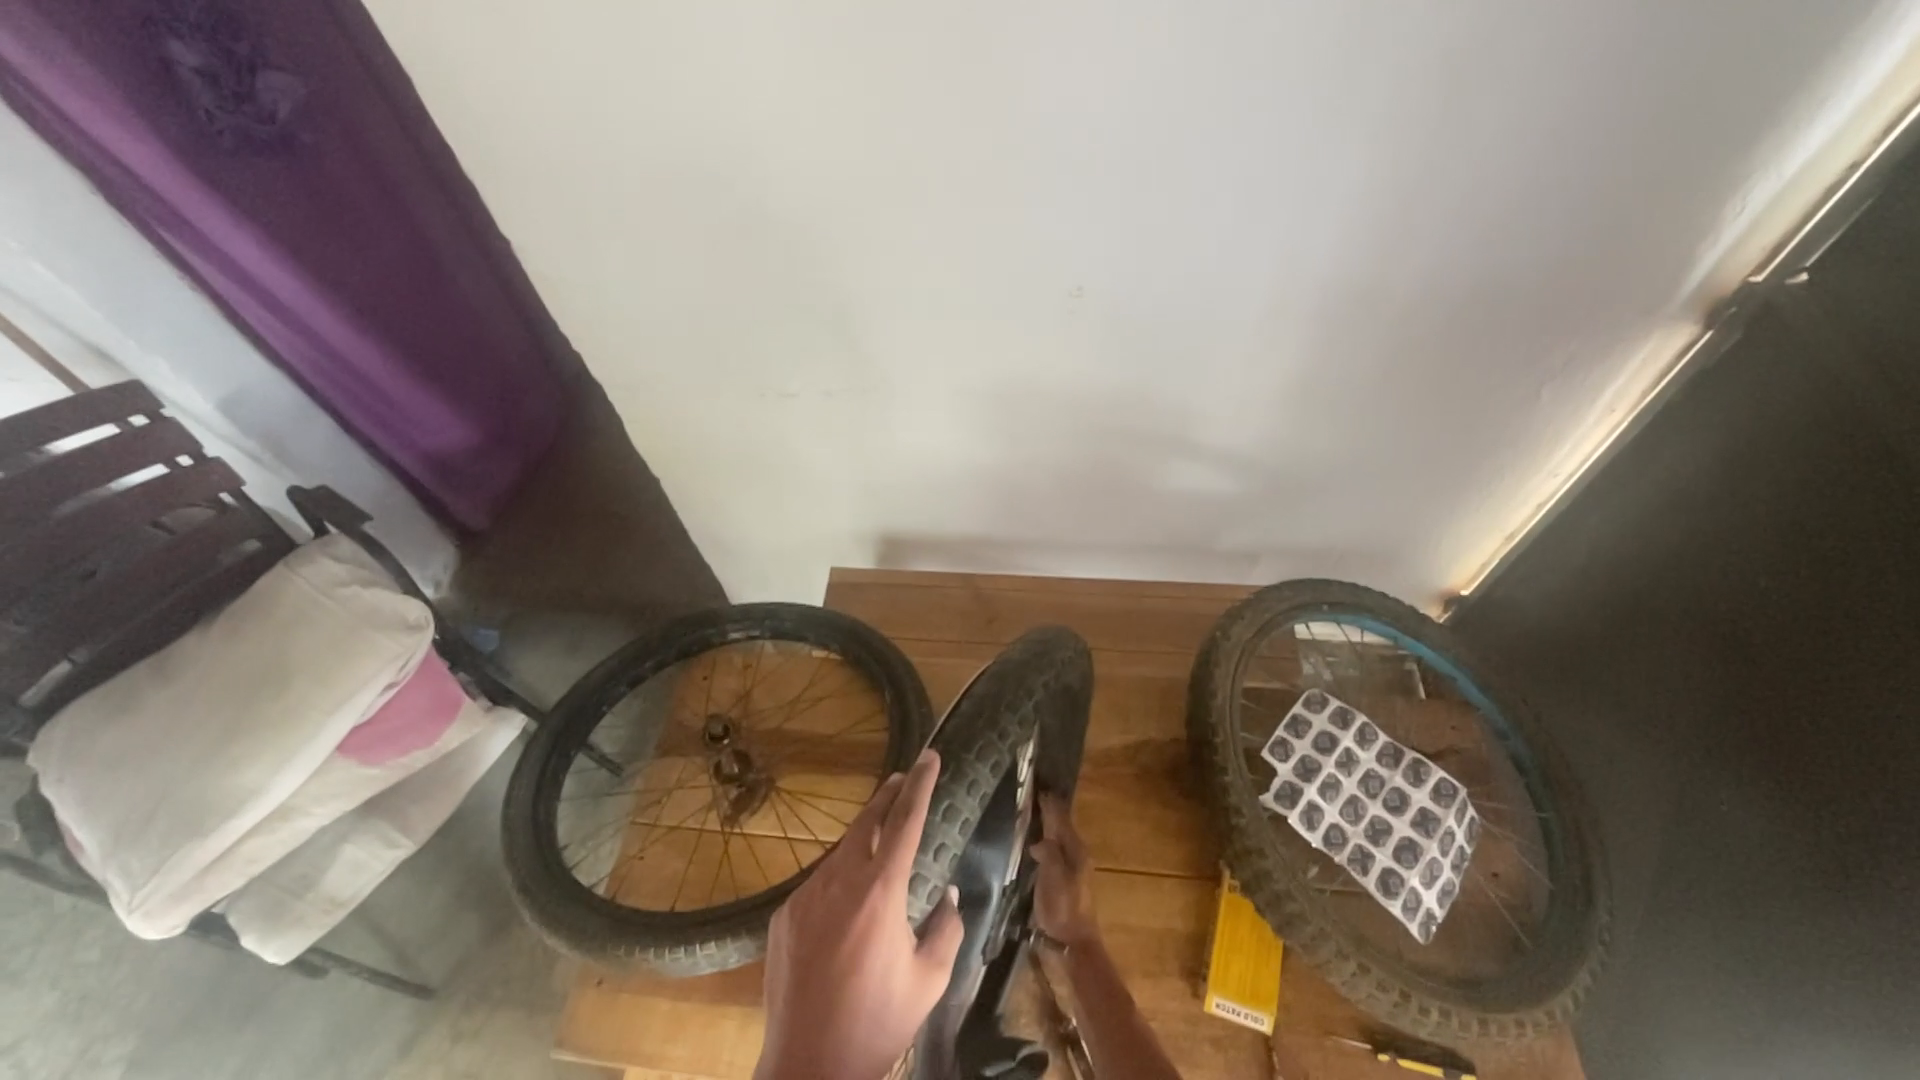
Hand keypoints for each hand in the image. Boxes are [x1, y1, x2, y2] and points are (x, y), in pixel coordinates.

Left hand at [755, 749, 964, 1079]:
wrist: (808, 1066)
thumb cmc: (878, 1023)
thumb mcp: (930, 980)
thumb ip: (946, 928)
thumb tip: (947, 894)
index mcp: (881, 892)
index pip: (906, 822)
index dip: (920, 785)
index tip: (929, 757)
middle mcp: (839, 882)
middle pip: (867, 823)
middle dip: (888, 796)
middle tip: (903, 777)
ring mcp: (805, 896)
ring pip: (840, 852)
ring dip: (863, 839)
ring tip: (882, 836)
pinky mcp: (784, 916)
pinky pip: (818, 882)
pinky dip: (839, 876)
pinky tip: (849, 899)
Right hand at [1031, 794, 1098, 946]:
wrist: (1073, 942)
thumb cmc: (1063, 908)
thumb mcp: (1054, 878)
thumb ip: (1048, 853)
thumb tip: (1038, 840)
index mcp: (1074, 849)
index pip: (1060, 817)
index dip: (1048, 801)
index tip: (1036, 783)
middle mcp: (1075, 853)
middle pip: (1061, 823)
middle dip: (1048, 808)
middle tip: (1031, 791)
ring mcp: (1071, 866)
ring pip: (1058, 835)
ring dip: (1046, 822)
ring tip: (1030, 809)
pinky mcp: (1063, 877)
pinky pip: (1053, 847)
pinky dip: (1044, 838)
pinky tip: (1033, 840)